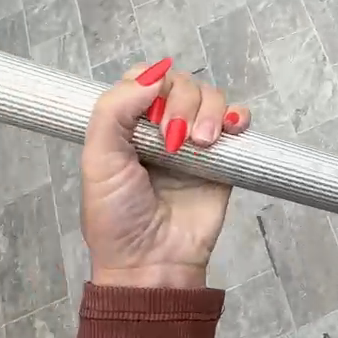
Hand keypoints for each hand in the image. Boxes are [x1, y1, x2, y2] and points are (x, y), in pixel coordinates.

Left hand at [79, 57, 250, 288]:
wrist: (154, 262)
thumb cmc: (117, 216)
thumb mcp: (99, 162)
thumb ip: (114, 112)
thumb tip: (153, 75)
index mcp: (127, 125)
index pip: (145, 78)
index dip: (153, 87)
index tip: (152, 118)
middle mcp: (162, 126)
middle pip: (183, 83)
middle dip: (184, 104)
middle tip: (177, 142)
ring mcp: (196, 140)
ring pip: (212, 96)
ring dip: (211, 112)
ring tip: (202, 144)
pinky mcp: (225, 157)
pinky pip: (239, 120)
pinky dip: (239, 117)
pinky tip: (231, 131)